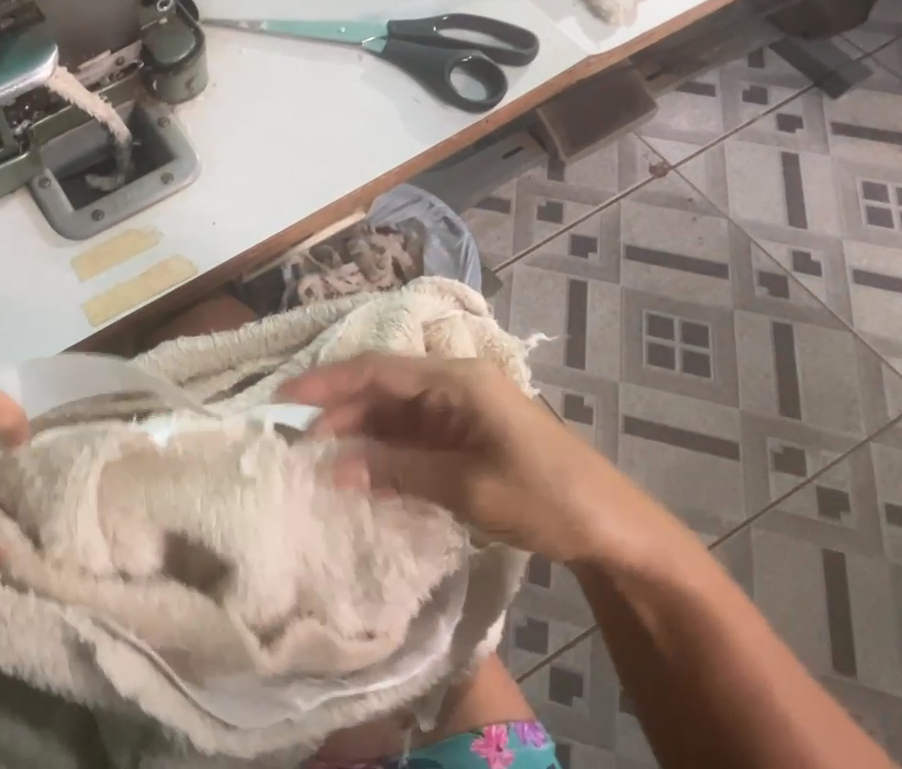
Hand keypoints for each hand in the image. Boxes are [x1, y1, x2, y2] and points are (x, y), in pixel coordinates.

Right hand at [280, 355, 679, 567]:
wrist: (617, 531)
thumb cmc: (547, 498)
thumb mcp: (467, 487)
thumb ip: (397, 471)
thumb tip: (333, 467)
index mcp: (457, 380)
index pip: (377, 370)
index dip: (327, 381)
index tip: (283, 398)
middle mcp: (453, 386)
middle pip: (381, 389)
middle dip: (337, 412)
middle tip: (296, 441)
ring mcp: (459, 412)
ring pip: (392, 414)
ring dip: (358, 435)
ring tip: (320, 460)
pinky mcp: (464, 438)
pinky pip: (410, 437)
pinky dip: (383, 453)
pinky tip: (359, 472)